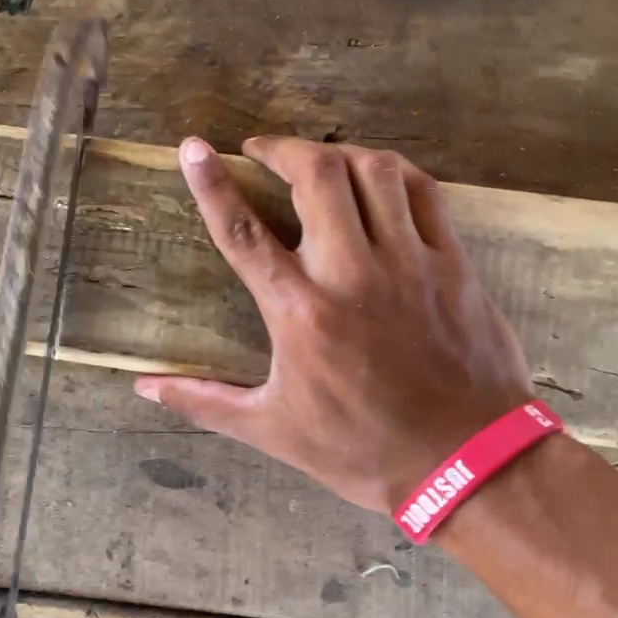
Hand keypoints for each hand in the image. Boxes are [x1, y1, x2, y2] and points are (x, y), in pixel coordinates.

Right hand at [134, 137, 534, 513]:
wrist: (474, 470)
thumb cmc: (364, 450)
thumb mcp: (273, 430)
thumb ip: (204, 400)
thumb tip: (143, 387)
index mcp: (299, 313)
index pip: (242, 231)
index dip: (211, 183)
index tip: (193, 147)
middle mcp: (350, 274)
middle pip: (315, 176)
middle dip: (281, 149)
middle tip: (261, 152)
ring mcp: (408, 263)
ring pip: (373, 171)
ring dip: (336, 153)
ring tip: (316, 161)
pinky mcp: (453, 264)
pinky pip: (424, 192)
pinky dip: (393, 170)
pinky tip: (375, 175)